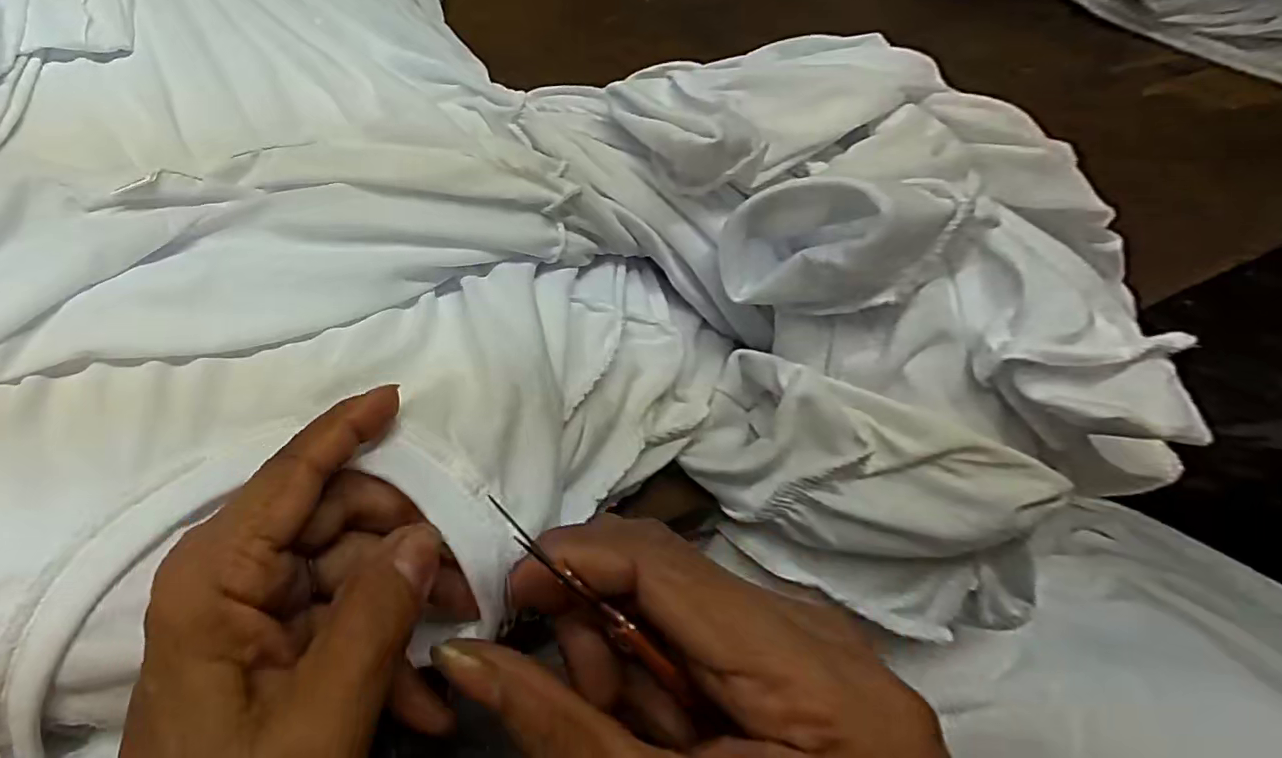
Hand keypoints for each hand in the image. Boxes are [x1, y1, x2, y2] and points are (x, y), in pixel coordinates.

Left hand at [120, 386, 443, 757]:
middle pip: (329, 519)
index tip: (394, 396)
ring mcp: (245, 608)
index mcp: (216, 570)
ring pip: (341, 568)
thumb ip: (374, 620)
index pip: (291, 472)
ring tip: (457, 633)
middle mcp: (226, 571)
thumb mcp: (317, 720)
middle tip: (462, 576)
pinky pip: (332, 617)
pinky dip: (378, 645)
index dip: (344, 428)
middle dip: (400, 540)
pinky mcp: (262, 644)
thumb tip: (421, 536)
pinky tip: (421, 700)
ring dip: (401, 599)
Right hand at [431, 514, 948, 757]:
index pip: (658, 559)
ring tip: (634, 723)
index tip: (510, 597)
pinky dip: (660, 658)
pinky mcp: (802, 651)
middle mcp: (821, 632)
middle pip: (663, 565)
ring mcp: (816, 637)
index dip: (570, 559)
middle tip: (586, 693)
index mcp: (814, 678)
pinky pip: (700, 614)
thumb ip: (554, 719)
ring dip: (626, 644)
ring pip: (674, 585)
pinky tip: (668, 719)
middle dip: (598, 618)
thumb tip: (460, 653)